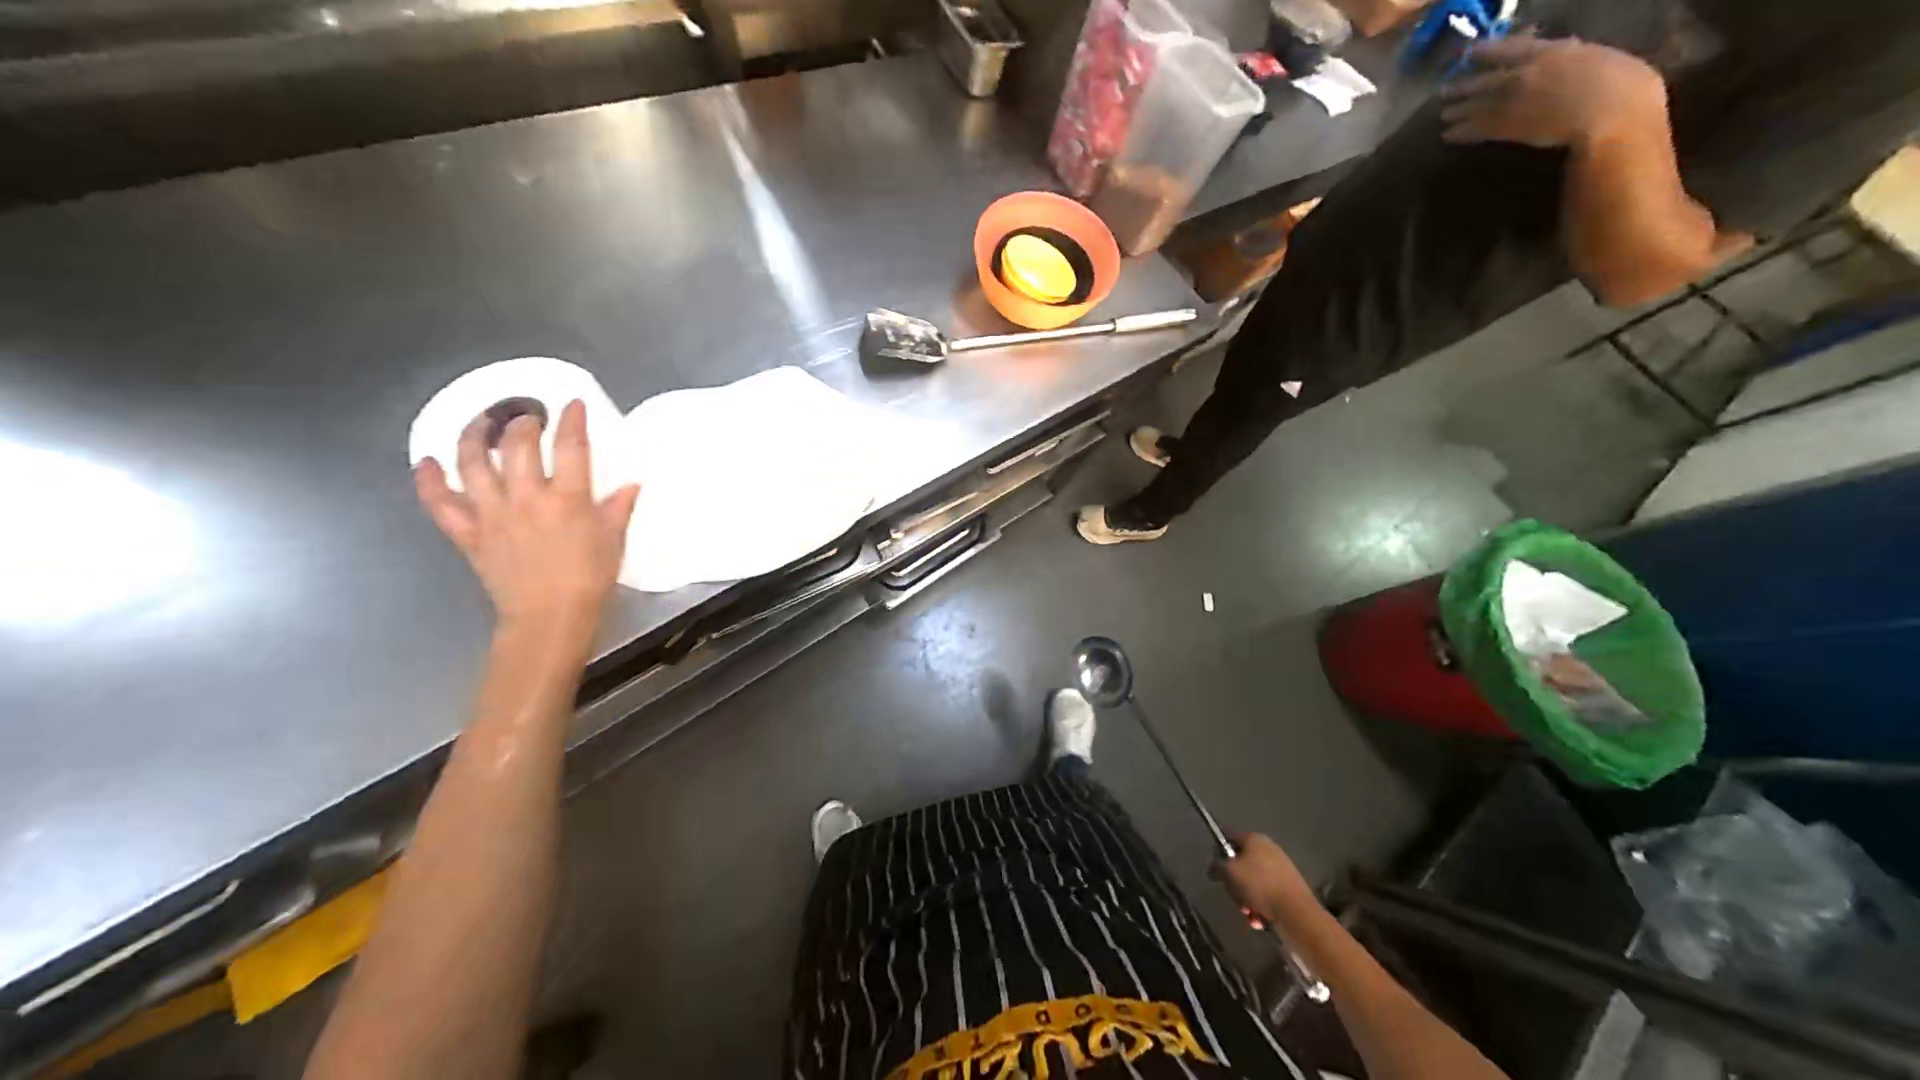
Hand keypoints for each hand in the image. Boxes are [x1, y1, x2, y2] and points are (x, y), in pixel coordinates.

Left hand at [414, 399, 640, 638]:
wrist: (550, 618)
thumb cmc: (590, 579)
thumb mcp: (614, 540)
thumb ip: (618, 508)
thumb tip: (631, 484)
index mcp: (568, 499)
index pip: (571, 447)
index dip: (572, 421)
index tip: (572, 404)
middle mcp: (526, 498)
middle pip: (518, 446)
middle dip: (523, 423)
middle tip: (529, 417)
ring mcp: (492, 514)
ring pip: (473, 464)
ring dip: (474, 436)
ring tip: (481, 423)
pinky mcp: (469, 534)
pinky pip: (440, 503)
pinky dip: (429, 480)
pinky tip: (426, 462)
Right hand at [1212, 831, 1319, 929]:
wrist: (1297, 912)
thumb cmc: (1260, 885)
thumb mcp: (1229, 872)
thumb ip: (1217, 866)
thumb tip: (1215, 867)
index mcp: (1255, 839)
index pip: (1230, 839)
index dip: (1220, 854)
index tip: (1218, 872)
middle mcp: (1268, 850)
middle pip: (1241, 865)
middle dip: (1235, 885)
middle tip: (1235, 896)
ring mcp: (1280, 870)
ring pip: (1253, 884)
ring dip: (1246, 900)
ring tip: (1249, 913)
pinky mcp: (1288, 889)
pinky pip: (1267, 895)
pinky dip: (1260, 907)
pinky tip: (1260, 919)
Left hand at [1441, 36, 1667, 149]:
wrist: (1609, 113)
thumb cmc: (1619, 80)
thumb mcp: (1595, 55)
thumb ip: (1571, 54)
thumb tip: (1562, 50)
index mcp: (1548, 52)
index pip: (1509, 48)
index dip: (1485, 50)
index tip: (1469, 51)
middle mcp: (1523, 74)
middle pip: (1483, 80)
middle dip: (1462, 86)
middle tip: (1444, 91)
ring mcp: (1511, 102)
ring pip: (1474, 106)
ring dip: (1456, 111)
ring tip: (1443, 115)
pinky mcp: (1505, 128)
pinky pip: (1474, 131)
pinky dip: (1459, 133)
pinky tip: (1448, 136)